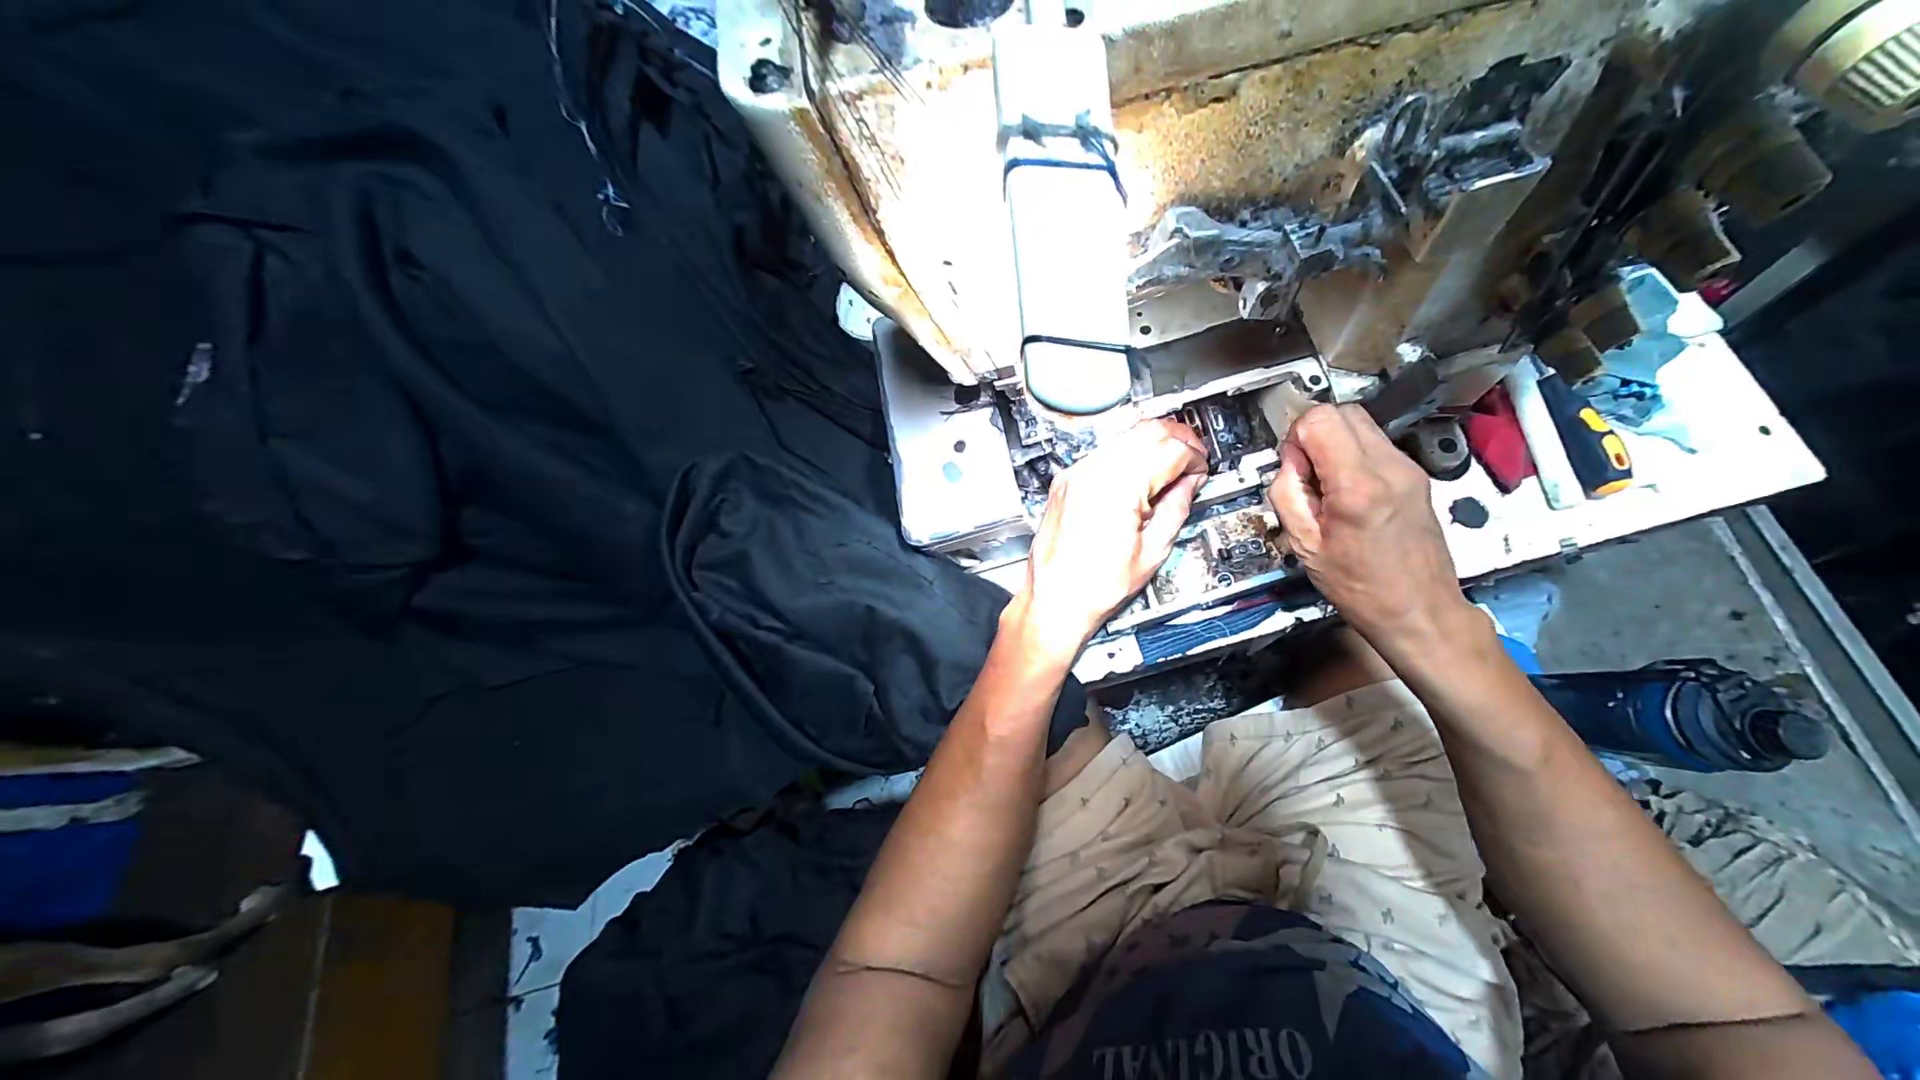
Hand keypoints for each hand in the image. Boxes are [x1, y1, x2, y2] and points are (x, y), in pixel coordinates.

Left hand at [1011, 418, 1208, 657]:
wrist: (1054, 601)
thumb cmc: (1092, 588)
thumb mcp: (1152, 551)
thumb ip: (1177, 507)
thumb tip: (1189, 483)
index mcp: (1116, 489)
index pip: (1168, 449)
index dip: (1195, 456)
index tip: (1202, 468)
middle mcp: (1091, 474)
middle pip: (1146, 430)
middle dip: (1179, 439)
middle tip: (1194, 459)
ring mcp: (1075, 475)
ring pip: (1124, 433)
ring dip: (1154, 442)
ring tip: (1170, 465)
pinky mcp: (1066, 481)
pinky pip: (1104, 451)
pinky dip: (1129, 452)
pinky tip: (1141, 472)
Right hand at [1265, 404, 1476, 655]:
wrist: (1418, 609)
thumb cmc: (1363, 587)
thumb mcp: (1304, 544)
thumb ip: (1287, 493)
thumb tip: (1289, 464)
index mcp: (1358, 486)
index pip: (1320, 420)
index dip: (1296, 439)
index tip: (1295, 469)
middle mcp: (1390, 468)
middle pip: (1341, 412)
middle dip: (1313, 434)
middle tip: (1306, 474)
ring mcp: (1409, 468)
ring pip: (1359, 423)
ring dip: (1333, 443)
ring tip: (1326, 485)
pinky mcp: (1416, 475)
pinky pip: (1374, 444)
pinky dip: (1352, 456)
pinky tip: (1346, 491)